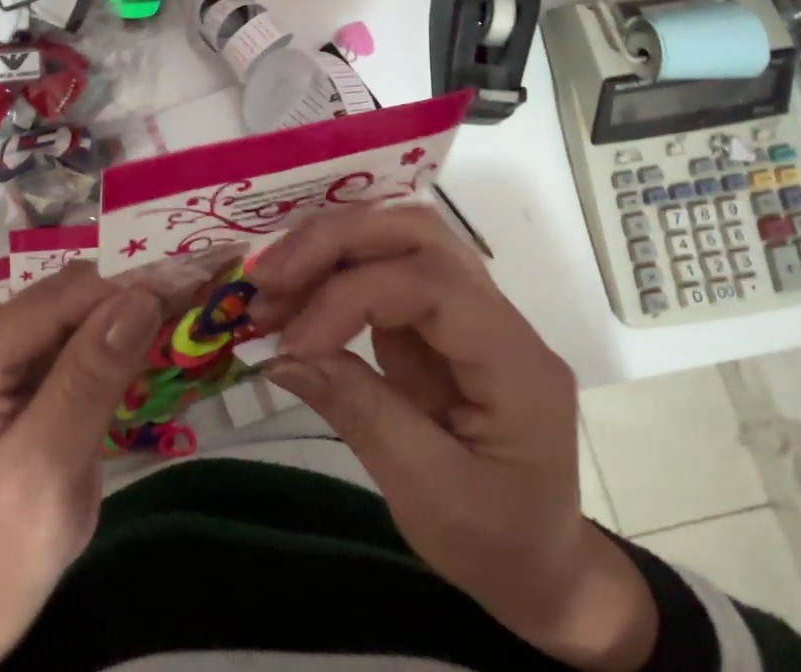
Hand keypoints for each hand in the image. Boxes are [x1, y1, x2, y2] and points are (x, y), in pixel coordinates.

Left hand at [0, 252, 240, 671]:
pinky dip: (121, 337)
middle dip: (129, 297)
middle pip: (66, 298)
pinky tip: (156, 338)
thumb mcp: (49, 462)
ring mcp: (4, 357)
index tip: (191, 288)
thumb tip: (140, 298)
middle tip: (197, 297)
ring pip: (79, 312)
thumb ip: (90, 377)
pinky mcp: (30, 374)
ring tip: (186, 308)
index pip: (54, 302)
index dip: (122, 293)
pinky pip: (81, 339)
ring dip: (130, 313)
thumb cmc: (12, 539)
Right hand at [249, 205, 657, 671]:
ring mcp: (467, 318)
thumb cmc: (494, 539)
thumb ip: (360, 412)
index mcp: (516, 363)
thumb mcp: (427, 491)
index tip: (290, 346)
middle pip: (418, 235)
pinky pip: (382, 277)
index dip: (349, 299)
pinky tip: (290, 301)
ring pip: (399, 242)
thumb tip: (282, 357)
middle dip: (335, 243)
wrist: (535, 565)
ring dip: (327, 251)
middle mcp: (498, 320)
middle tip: (265, 279)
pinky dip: (329, 279)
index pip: (431, 286)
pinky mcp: (435, 329)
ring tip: (267, 288)